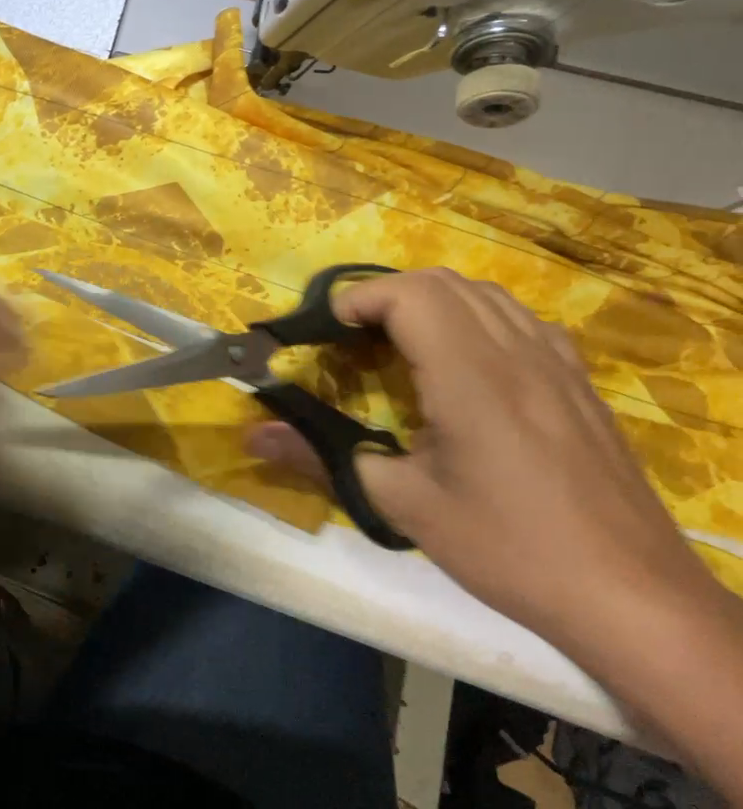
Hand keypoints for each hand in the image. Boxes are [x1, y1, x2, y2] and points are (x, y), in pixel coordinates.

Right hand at [245, 268, 721, 643]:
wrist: (632, 599)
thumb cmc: (506, 547)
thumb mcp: (401, 504)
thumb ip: (320, 456)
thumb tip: (252, 436)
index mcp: (474, 379)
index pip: (414, 295)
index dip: (359, 299)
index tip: (326, 333)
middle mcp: (521, 358)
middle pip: (449, 284)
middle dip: (387, 296)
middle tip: (350, 339)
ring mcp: (561, 370)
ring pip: (491, 297)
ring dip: (433, 305)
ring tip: (397, 347)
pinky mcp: (582, 390)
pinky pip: (524, 324)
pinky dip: (478, 322)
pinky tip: (461, 368)